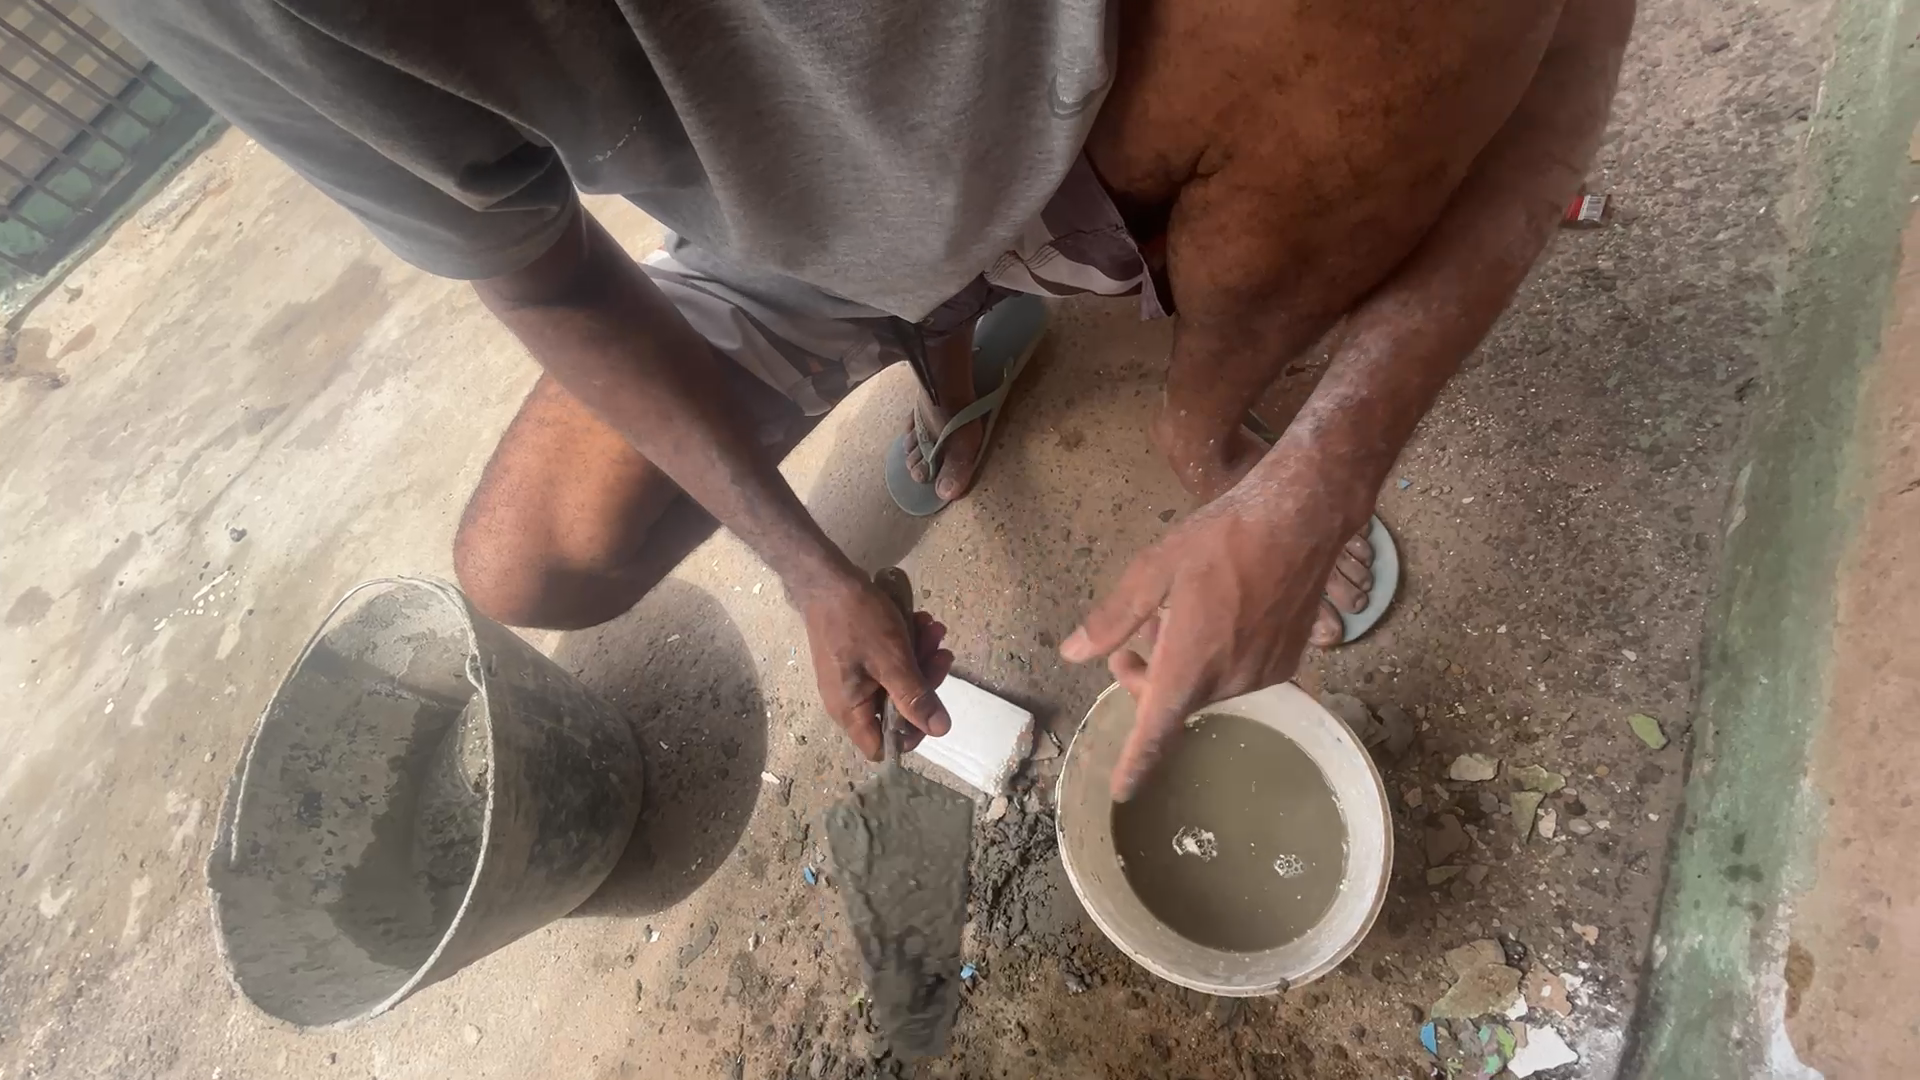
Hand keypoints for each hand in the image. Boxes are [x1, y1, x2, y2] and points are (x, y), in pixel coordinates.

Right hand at [797, 570, 954, 759]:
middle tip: (940, 650)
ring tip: (933, 628)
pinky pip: (889, 660)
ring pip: (897, 680)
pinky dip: (907, 644)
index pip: (882, 746)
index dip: (911, 732)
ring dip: (919, 655)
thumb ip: (915, 697)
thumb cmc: (857, 621)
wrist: (828, 579)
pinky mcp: (860, 656)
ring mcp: (855, 677)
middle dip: (924, 678)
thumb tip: (940, 730)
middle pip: (897, 709)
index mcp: (851, 710)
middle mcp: (850, 700)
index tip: (932, 704)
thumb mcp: (892, 660)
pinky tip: (920, 621)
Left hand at [1060, 479, 1363, 800]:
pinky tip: (1213, 620)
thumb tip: (1071, 653)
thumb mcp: (1153, 571)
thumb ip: (1112, 620)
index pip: (1156, 731)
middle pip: (1173, 704)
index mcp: (1190, 664)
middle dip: (1144, 680)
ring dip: (1179, 668)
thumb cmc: (1220, 540)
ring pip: (1204, 690)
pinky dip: (1213, 662)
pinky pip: (1235, 677)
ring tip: (1176, 617)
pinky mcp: (1286, 664)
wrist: (1301, 520)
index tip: (1120, 791)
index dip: (1136, 765)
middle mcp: (1229, 681)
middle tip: (1131, 643)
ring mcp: (1263, 675)